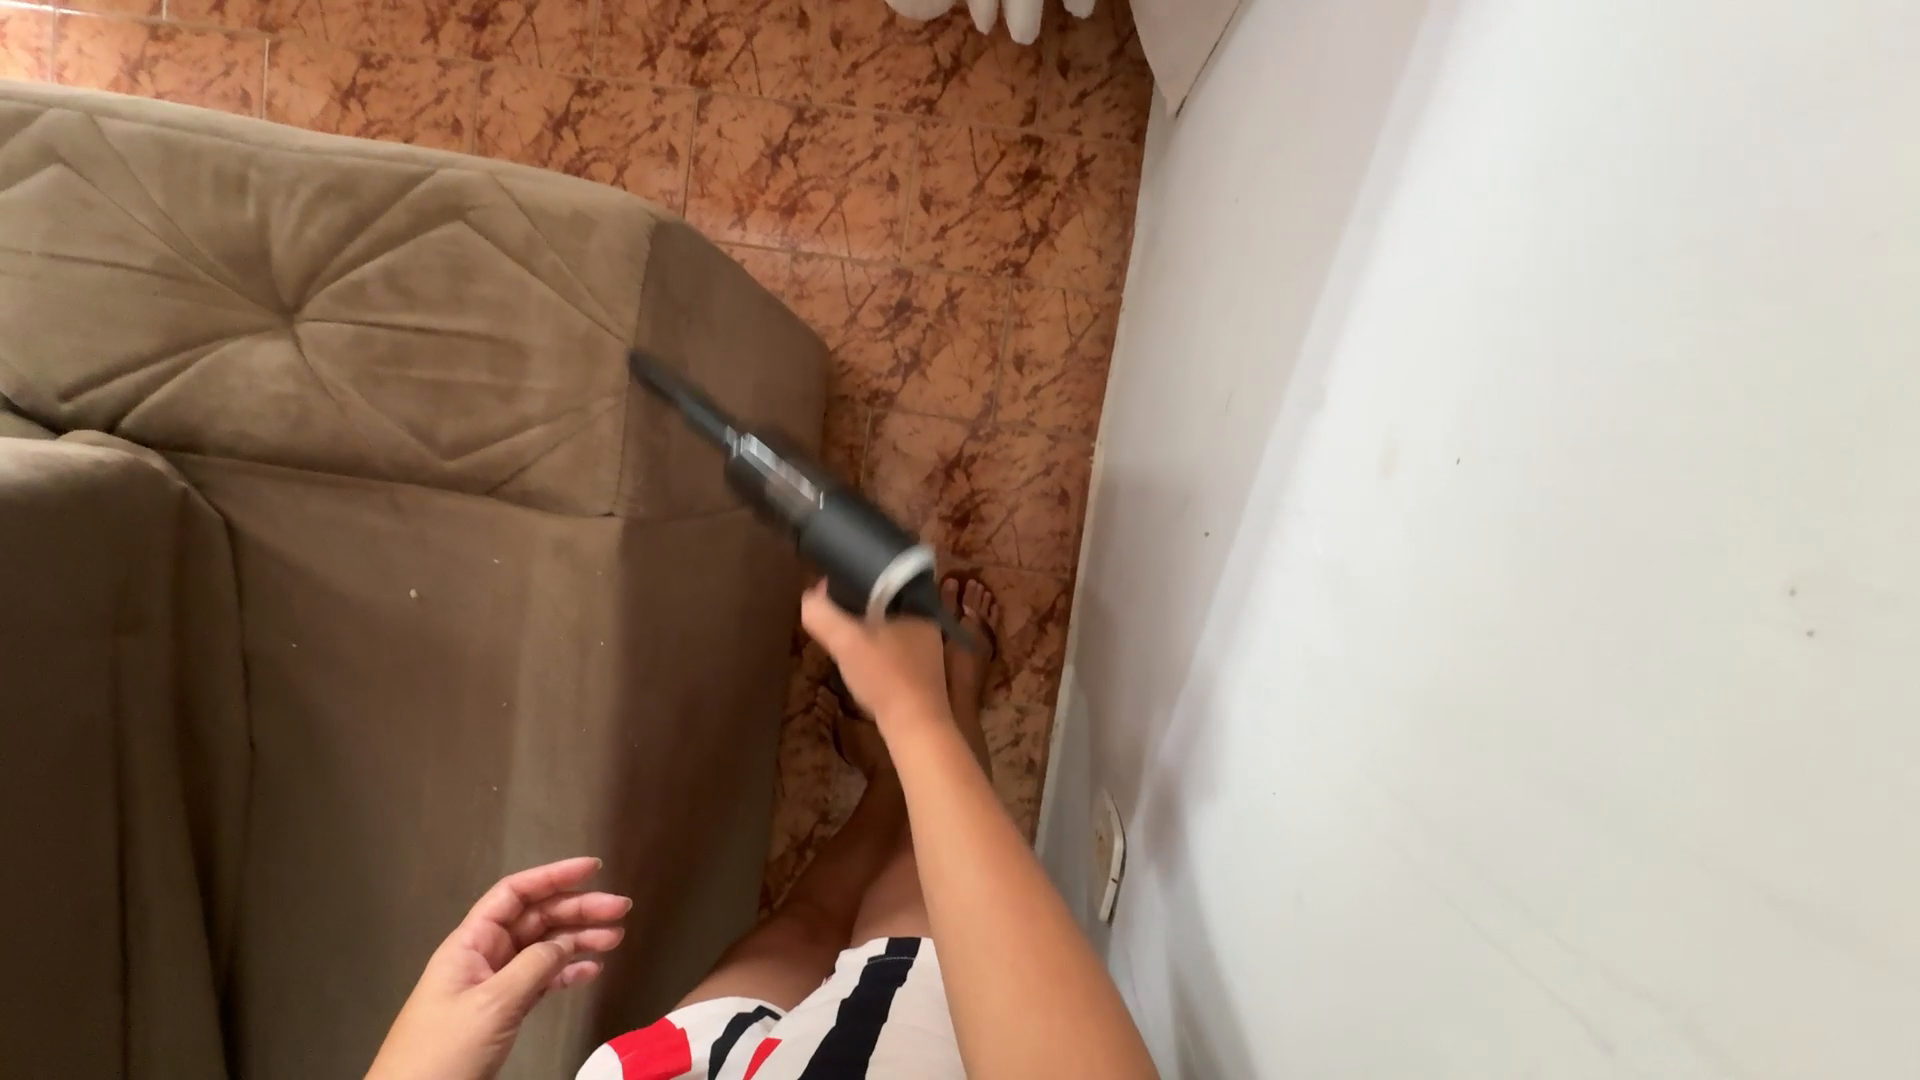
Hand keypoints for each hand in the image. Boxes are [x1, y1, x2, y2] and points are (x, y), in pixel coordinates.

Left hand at [366, 857, 630, 1079]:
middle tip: (621, 910)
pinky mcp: (504, 1010)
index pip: (516, 893)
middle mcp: (485, 955)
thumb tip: (566, 942)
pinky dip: (569, 972)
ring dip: (581, 939)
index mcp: (471, 943)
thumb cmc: (443, 1052)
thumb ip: (534, 965)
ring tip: (616, 938)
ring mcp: (495, 983)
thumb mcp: (492, 1004)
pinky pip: (543, 978)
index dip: (554, 876)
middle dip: (579, 910)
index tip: (594, 869)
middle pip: (538, 918)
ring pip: (545, 947)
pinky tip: (593, 971)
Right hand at [801, 581, 949, 725]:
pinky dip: (876, 661)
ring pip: (890, 637)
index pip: (886, 587)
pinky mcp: (923, 683)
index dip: (857, 586)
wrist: (914, 727)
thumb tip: (808, 597)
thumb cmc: (884, 676)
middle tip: (832, 619)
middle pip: (886, 613)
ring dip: (867, 639)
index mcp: (919, 611)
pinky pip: (894, 661)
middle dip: (859, 614)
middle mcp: (928, 631)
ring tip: (841, 643)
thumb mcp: (846, 641)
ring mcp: (929, 658)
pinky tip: (861, 670)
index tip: (832, 592)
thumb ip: (823, 616)